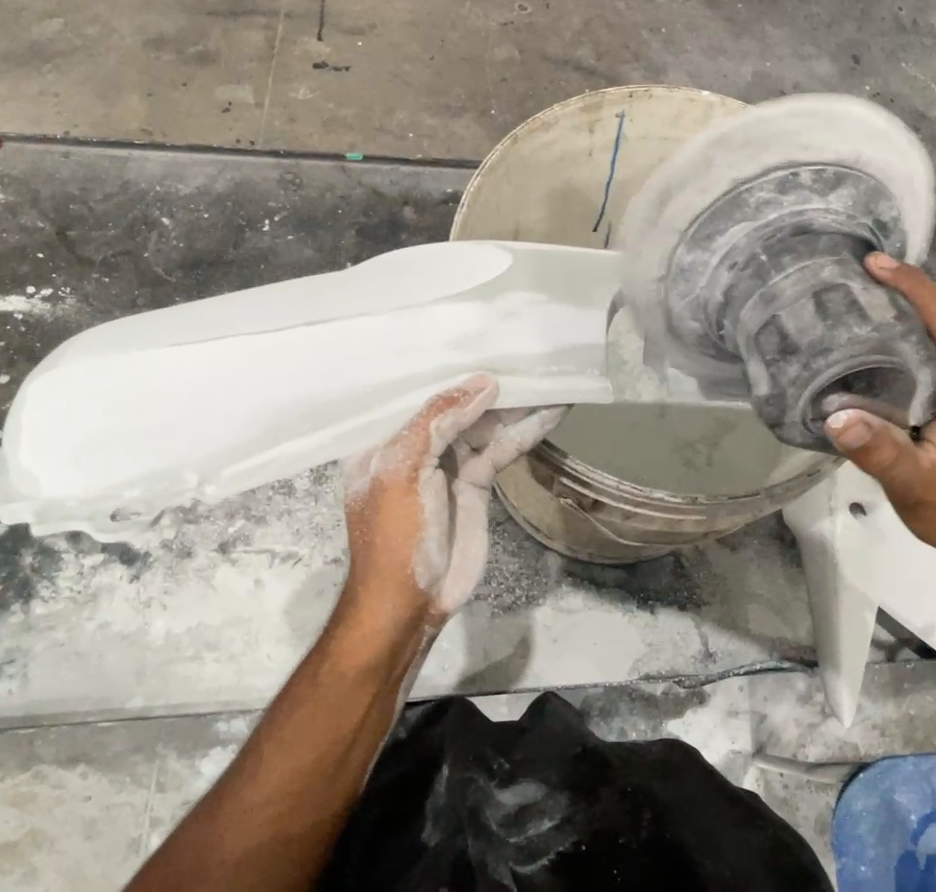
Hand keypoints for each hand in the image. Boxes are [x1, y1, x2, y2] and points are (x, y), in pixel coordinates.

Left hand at [341, 374, 565, 627]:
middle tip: (526, 349)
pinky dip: (526, 429)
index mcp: (382, 437)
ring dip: (514, 401)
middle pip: (455, 402)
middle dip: (487, 379)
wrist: (412, 602)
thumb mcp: (403, 472)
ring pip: (483, 422)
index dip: (444, 363)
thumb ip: (437, 421)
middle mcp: (414, 443)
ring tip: (549, 372)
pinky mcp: (475, 481)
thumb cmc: (394, 535)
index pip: (413, 388)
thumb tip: (484, 381)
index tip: (477, 332)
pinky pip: (502, 447)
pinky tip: (554, 409)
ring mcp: (447, 462)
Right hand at [824, 254, 935, 595]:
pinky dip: (911, 334)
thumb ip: (878, 451)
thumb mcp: (913, 484)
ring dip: (909, 309)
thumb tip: (834, 418)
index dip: (916, 290)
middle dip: (907, 290)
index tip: (877, 265)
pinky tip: (877, 335)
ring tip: (861, 294)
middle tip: (857, 274)